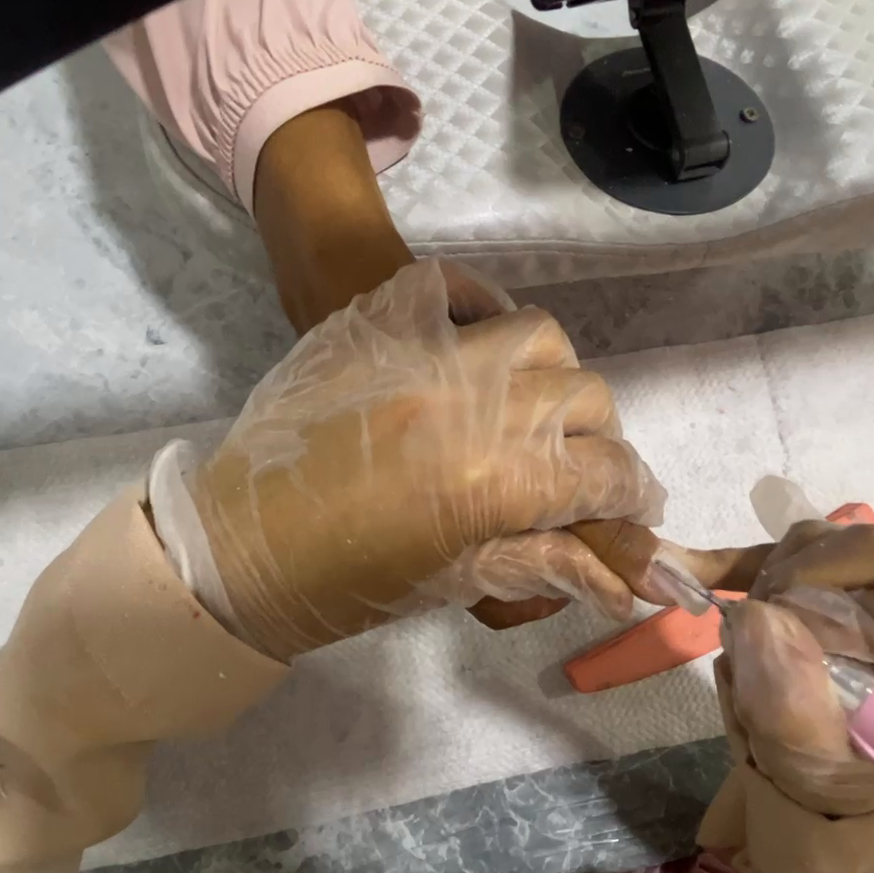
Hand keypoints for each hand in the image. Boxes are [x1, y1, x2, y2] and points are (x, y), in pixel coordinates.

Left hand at [188, 258, 665, 660]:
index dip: (635, 495)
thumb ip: (548, 568)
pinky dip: (478, 307)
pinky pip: (452, 284)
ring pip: (538, 333)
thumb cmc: (346, 581)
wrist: (238, 542)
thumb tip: (630, 588)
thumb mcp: (455, 583)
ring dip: (553, 373)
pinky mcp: (377, 320)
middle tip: (576, 470)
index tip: (634, 507)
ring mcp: (423, 350)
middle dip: (599, 441)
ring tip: (530, 406)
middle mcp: (474, 402)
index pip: (607, 474)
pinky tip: (476, 344)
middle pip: (588, 398)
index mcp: (495, 482)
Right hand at [720, 521, 873, 815]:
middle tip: (762, 633)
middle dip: (805, 588)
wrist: (829, 766)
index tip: (814, 641)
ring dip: (775, 577)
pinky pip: (794, 542)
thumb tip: (756, 618)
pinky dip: (740, 562)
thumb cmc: (844, 779)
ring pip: (835, 538)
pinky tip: (695, 574)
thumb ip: (793, 703)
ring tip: (754, 629)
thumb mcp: (819, 763)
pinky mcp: (845, 564)